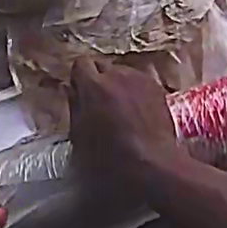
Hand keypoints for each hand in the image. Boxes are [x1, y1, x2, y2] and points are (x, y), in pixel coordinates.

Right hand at [71, 56, 186, 183]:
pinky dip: (135, 90)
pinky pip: (139, 81)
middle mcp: (115, 74)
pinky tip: (138, 110)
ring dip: (117, 83)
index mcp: (93, 85)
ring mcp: (138, 78)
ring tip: (121, 108)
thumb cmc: (110, 156)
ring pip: (121, 72)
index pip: (80, 63)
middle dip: (98, 79)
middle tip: (99, 101)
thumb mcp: (80, 135)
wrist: (153, 163)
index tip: (80, 92)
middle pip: (101, 65)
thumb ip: (74, 106)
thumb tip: (70, 88)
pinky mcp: (156, 86)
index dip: (79, 77)